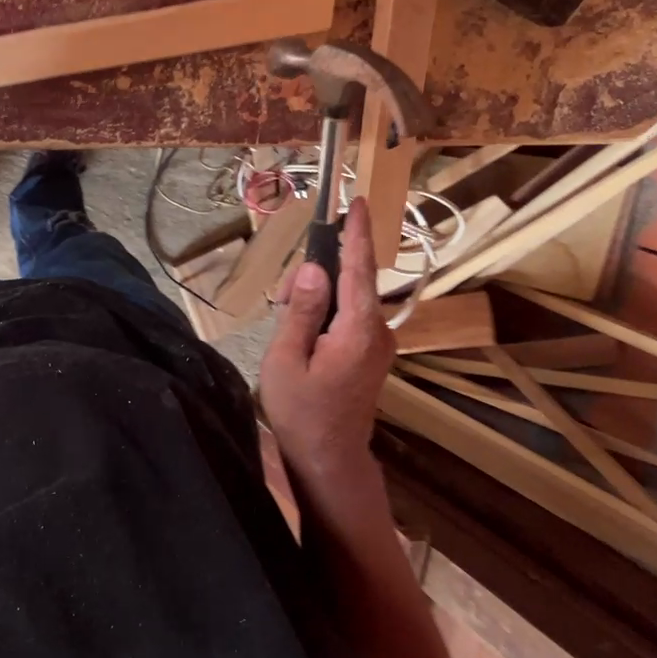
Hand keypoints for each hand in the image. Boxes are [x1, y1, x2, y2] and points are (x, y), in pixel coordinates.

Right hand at [257, 198, 396, 477]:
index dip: (356, 233)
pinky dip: (322, 312)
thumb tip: (314, 268)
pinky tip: (300, 332)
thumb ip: (301, 310)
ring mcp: (377, 342)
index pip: (358, 269)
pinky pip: (347, 316)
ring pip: (345, 298)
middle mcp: (377, 331)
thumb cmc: (300, 411)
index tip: (358, 200)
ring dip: (314, 297)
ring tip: (285, 323)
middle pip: (347, 280)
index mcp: (357, 330)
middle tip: (278, 301)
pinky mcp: (370, 352)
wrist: (328, 457)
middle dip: (313, 277)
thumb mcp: (286, 359)